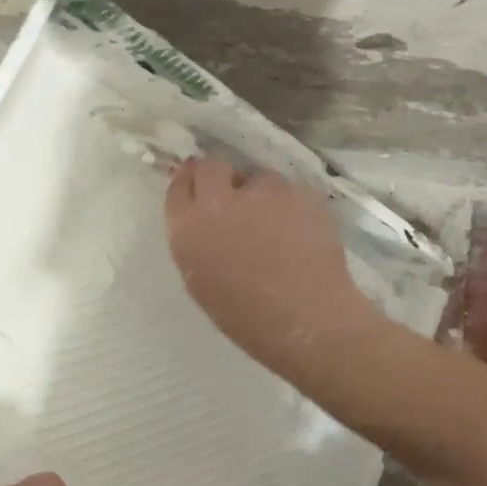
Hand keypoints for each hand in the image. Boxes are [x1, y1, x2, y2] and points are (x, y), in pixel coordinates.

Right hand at [165, 153, 383, 384]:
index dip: (188, 181)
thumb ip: (197, 240)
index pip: (179, 185)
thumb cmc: (246, 316)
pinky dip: (293, 205)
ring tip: (278, 223)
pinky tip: (302, 231)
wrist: (306, 320)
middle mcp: (220, 200)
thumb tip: (206, 220)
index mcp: (188, 228)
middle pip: (212, 165)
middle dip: (220, 174)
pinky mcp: (301, 192)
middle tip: (234, 194)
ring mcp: (263, 192)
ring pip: (259, 178)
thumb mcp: (201, 279)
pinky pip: (291, 191)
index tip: (197, 184)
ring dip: (262, 193)